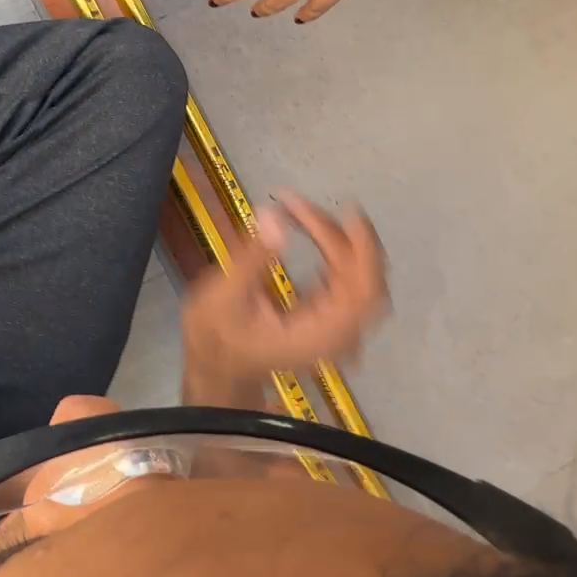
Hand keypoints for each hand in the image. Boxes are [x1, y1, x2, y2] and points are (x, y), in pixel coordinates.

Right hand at [180, 195, 387, 389]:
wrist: (215, 371)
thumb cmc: (214, 338)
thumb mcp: (222, 297)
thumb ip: (252, 259)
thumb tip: (275, 216)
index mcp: (320, 335)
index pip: (362, 291)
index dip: (363, 250)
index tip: (348, 212)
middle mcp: (339, 335)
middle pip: (361, 280)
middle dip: (338, 236)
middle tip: (299, 204)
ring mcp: (336, 330)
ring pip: (356, 280)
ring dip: (336, 242)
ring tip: (302, 212)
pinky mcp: (327, 321)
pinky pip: (346, 284)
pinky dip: (335, 255)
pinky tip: (315, 236)